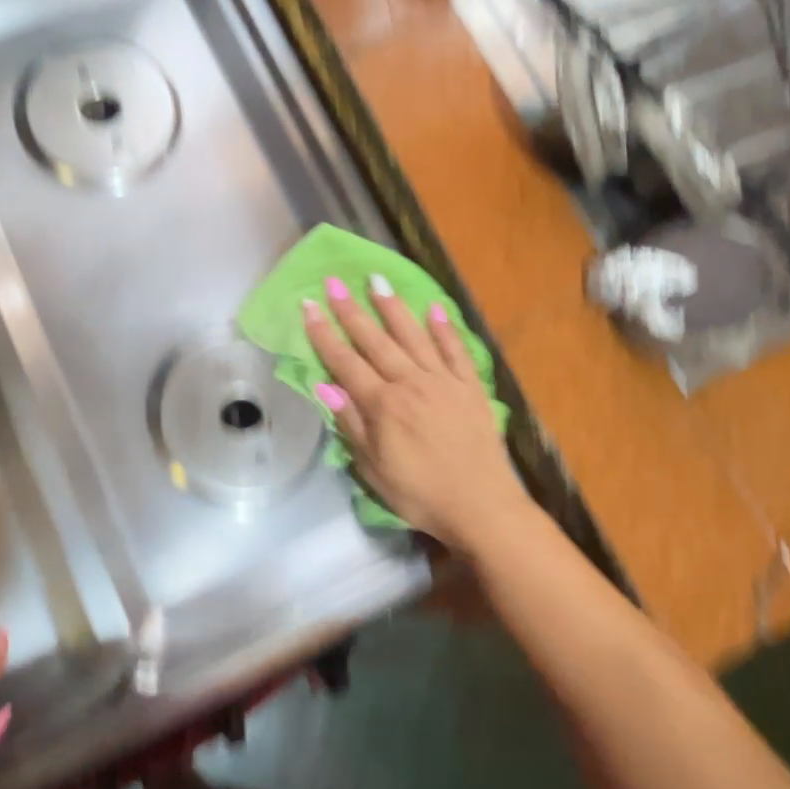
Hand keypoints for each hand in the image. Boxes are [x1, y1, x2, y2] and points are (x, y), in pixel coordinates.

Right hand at [303, 274, 530, 551]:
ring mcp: (443, 382)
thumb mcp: (373, 467)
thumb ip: (352, 423)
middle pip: (375, 341)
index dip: (324, 334)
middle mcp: (411, 383)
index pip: (345, 362)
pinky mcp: (471, 388)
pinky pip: (456, 351)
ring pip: (414, 336)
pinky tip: (434, 308)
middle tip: (334, 281)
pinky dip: (445, 329)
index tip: (308, 306)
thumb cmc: (419, 493)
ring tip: (377, 281)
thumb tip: (325, 386)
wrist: (481, 507)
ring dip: (393, 308)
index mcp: (382, 404)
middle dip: (351, 310)